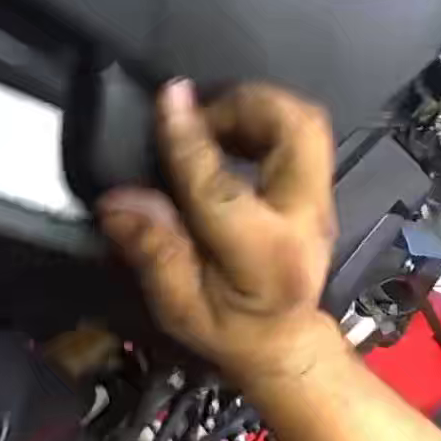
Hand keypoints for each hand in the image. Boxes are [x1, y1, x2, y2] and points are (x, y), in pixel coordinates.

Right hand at [97, 80, 342, 387]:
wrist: (286, 340)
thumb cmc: (234, 331)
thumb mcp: (181, 309)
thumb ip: (154, 251)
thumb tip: (119, 200)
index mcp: (265, 255)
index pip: (224, 185)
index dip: (190, 139)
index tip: (169, 100)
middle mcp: (304, 219)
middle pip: (297, 131)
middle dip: (248, 104)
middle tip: (203, 114)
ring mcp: (320, 202)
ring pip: (308, 124)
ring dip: (260, 108)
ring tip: (215, 122)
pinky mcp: (320, 192)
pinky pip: (304, 135)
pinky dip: (269, 121)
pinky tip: (234, 135)